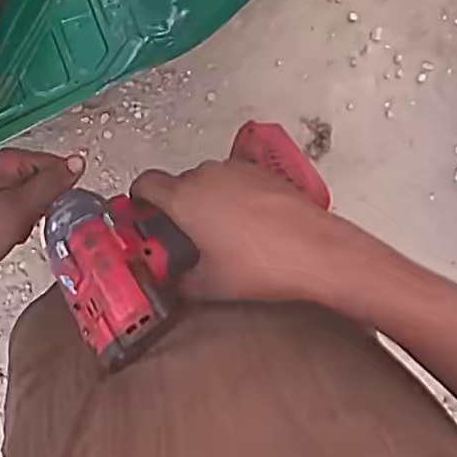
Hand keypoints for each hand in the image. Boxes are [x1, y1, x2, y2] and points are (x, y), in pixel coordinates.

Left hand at [0, 148, 83, 290]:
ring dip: (34, 219)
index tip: (62, 207)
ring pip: (35, 202)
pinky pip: (22, 216)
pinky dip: (22, 228)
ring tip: (19, 231)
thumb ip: (52, 183)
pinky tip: (11, 238)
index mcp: (9, 161)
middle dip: (48, 205)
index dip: (63, 188)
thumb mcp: (21, 207)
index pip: (56, 165)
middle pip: (47, 183)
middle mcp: (2, 172)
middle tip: (35, 221)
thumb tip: (77, 163)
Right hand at [130, 160, 383, 304]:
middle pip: (176, 184)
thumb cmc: (265, 265)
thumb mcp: (209, 285)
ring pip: (206, 180)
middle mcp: (207, 176)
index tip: (141, 214)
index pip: (144, 183)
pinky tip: (246, 226)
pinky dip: (231, 196)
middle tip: (183, 238)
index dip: (138, 199)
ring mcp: (236, 170)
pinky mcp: (261, 172)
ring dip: (204, 200)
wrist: (318, 253)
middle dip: (174, 208)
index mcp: (185, 198)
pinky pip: (233, 179)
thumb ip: (178, 281)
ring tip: (219, 235)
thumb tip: (171, 281)